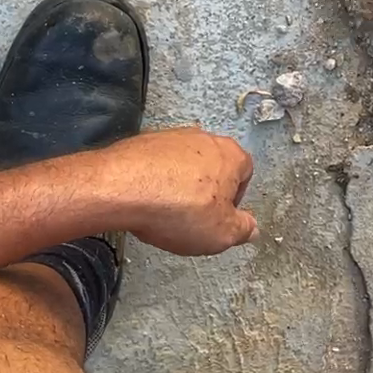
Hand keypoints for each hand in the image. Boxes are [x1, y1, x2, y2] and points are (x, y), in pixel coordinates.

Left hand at [82, 127, 258, 254]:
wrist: (122, 188)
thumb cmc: (175, 207)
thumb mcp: (222, 234)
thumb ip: (243, 230)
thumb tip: (250, 228)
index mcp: (232, 156)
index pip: (246, 174)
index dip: (235, 199)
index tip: (222, 217)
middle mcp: (205, 139)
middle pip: (214, 167)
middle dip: (207, 192)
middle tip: (196, 217)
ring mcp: (173, 137)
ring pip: (186, 164)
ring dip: (181, 186)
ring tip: (167, 212)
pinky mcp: (145, 141)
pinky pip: (159, 164)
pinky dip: (156, 181)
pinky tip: (148, 202)